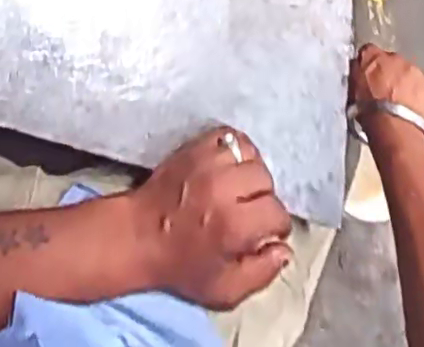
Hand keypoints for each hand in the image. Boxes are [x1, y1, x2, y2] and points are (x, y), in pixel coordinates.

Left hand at [125, 128, 293, 309]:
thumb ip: (261, 273)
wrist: (138, 234)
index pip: (276, 212)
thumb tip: (284, 250)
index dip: (276, 225)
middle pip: (265, 179)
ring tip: (241, 185)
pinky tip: (230, 165)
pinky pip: (228, 134)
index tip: (266, 230)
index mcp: (232, 225)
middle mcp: (223, 187)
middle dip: (264, 196)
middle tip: (251, 208)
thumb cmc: (181, 266)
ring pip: (250, 153)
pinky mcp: (194, 146)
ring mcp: (207, 162)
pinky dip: (235, 147)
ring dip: (250, 170)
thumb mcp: (224, 290)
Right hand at [349, 44, 423, 153]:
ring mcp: (416, 72)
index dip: (369, 63)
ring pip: (410, 74)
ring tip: (401, 103)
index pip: (368, 50)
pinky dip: (419, 96)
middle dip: (390, 73)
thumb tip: (358, 67)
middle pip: (392, 61)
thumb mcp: (353, 90)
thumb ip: (356, 73)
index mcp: (373, 56)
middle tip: (386, 92)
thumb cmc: (370, 112)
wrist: (397, 130)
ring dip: (405, 84)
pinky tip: (414, 109)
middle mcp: (395, 58)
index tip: (368, 75)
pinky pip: (423, 88)